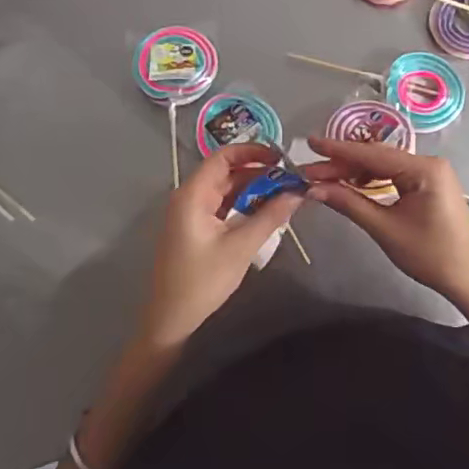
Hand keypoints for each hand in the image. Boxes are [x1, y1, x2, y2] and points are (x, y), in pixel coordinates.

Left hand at [138, 143, 305, 349]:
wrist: (171, 317)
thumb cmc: (203, 280)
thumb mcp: (241, 247)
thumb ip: (270, 216)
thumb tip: (297, 192)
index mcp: (192, 194)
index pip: (223, 157)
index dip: (253, 151)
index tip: (282, 158)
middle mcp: (188, 197)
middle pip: (226, 172)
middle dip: (258, 172)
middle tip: (291, 179)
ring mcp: (190, 213)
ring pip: (225, 190)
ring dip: (252, 189)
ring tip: (285, 193)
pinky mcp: (194, 228)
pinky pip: (221, 206)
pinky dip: (242, 205)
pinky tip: (265, 211)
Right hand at [301, 136, 468, 307]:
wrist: (467, 277)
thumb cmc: (429, 254)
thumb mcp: (384, 228)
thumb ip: (349, 203)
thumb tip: (313, 189)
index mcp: (424, 168)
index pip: (372, 154)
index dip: (337, 150)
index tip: (310, 143)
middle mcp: (429, 163)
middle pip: (376, 158)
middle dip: (342, 165)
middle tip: (309, 173)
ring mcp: (430, 174)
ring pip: (383, 166)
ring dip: (354, 173)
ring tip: (323, 181)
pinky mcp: (428, 186)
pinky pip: (393, 176)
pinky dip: (370, 181)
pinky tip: (349, 186)